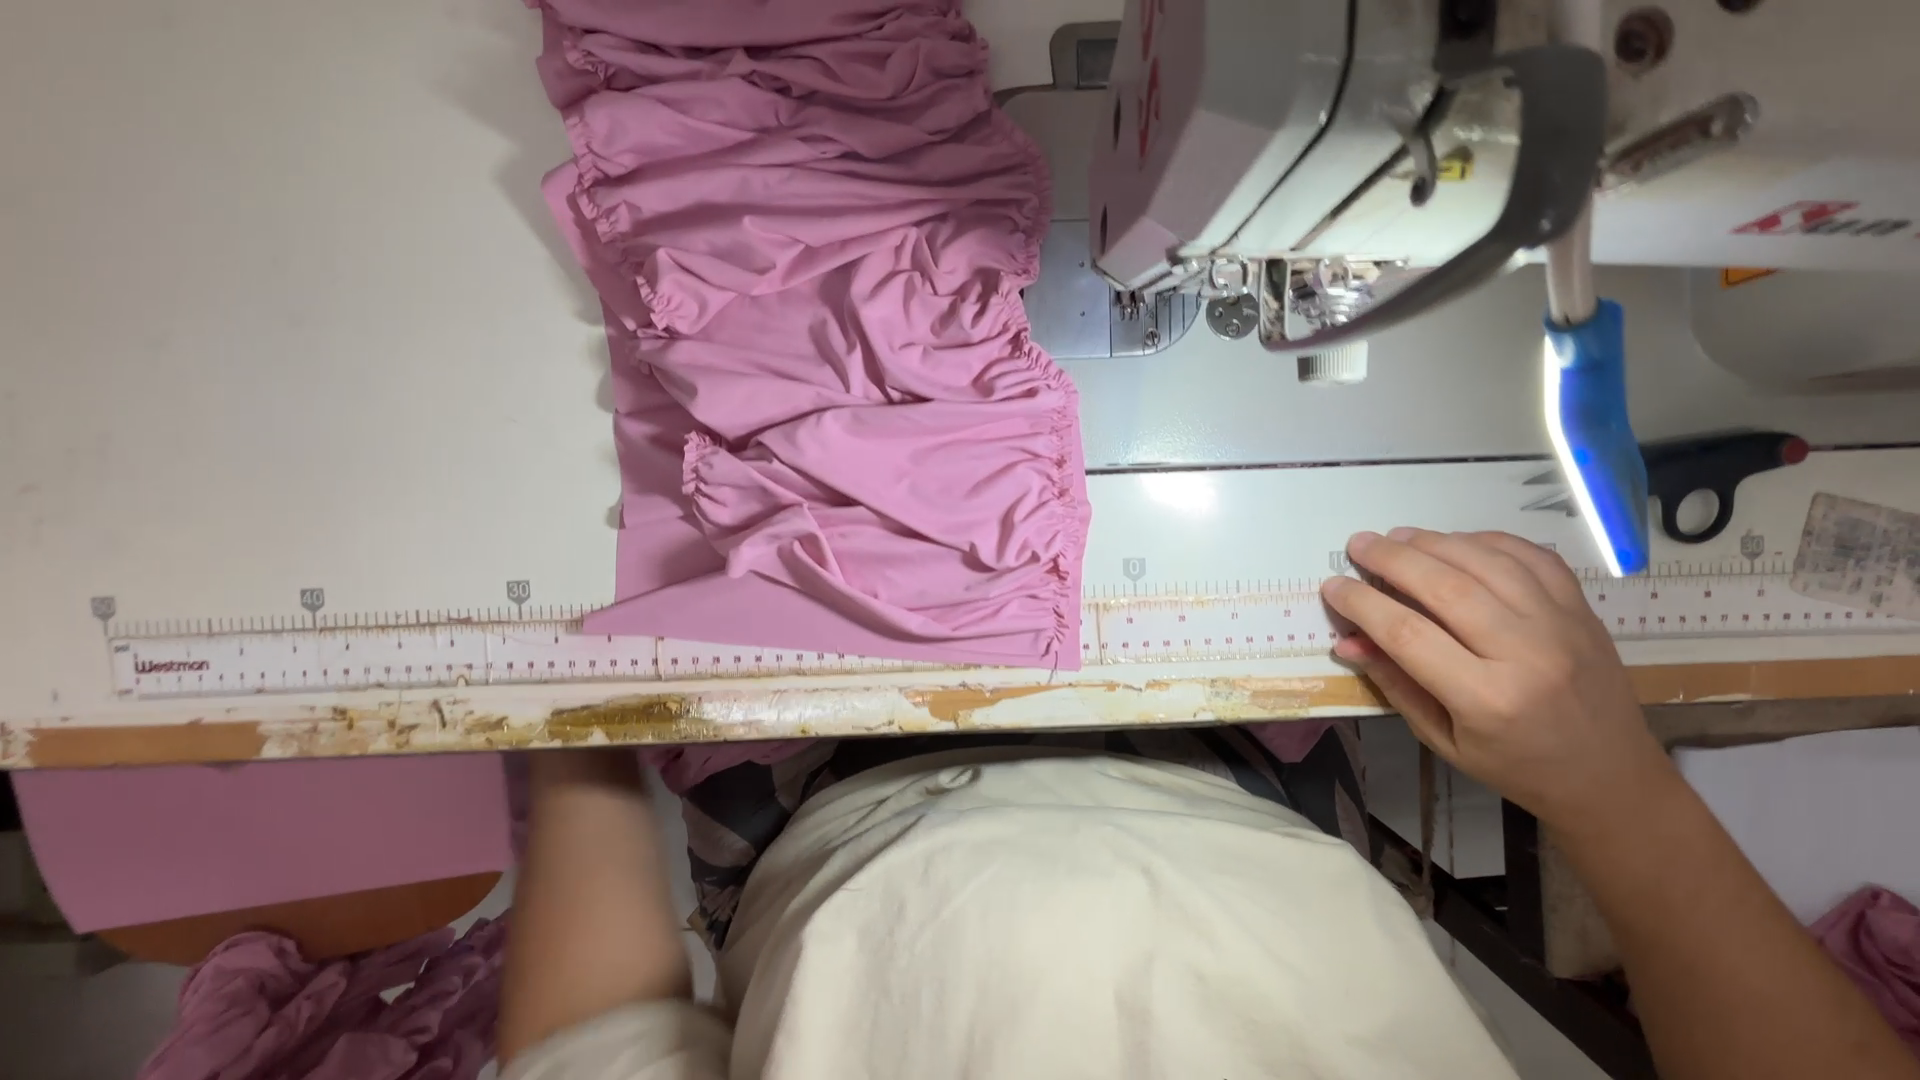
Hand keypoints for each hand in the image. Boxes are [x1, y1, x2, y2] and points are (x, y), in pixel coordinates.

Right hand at [1319, 528, 1676, 831]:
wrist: (1610, 776)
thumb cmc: (1515, 766)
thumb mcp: (1443, 739)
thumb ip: (1395, 684)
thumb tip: (1348, 641)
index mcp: (1487, 699)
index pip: (1408, 635)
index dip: (1363, 605)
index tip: (1333, 587)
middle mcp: (1527, 655)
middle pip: (1446, 588)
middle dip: (1392, 560)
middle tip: (1358, 545)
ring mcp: (1561, 626)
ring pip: (1488, 563)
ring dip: (1435, 542)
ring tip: (1397, 537)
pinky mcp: (1582, 610)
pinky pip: (1531, 557)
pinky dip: (1487, 541)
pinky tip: (1456, 542)